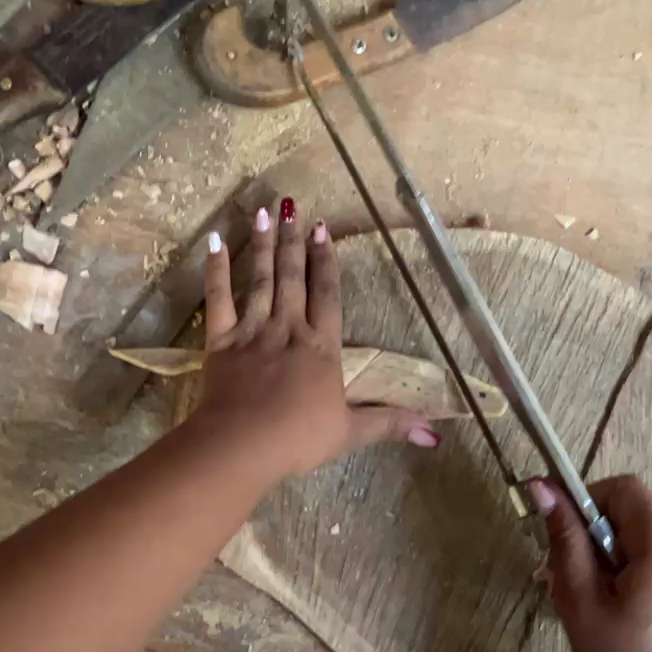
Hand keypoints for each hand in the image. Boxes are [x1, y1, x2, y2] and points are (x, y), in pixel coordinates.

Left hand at [191, 198, 437, 479]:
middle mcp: (289, 328)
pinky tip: (215, 242)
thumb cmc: (299, 438)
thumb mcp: (351, 432)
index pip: (327, 294)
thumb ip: (390, 423)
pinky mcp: (221, 340)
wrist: (243, 444)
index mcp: (322, 347)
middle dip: (294, 241)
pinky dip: (216, 269)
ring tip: (265, 212)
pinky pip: (218, 297)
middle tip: (294, 207)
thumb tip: (435, 436)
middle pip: (293, 277)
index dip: (326, 261)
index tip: (323, 229)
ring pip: (260, 279)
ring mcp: (253, 331)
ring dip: (263, 244)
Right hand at [531, 475, 651, 651]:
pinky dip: (622, 570)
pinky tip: (607, 609)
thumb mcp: (580, 598)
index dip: (588, 498)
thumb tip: (540, 485)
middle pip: (630, 512)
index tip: (563, 535)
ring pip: (637, 536)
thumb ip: (564, 537)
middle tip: (566, 576)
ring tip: (584, 599)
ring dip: (603, 553)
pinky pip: (651, 559)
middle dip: (591, 532)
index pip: (624, 489)